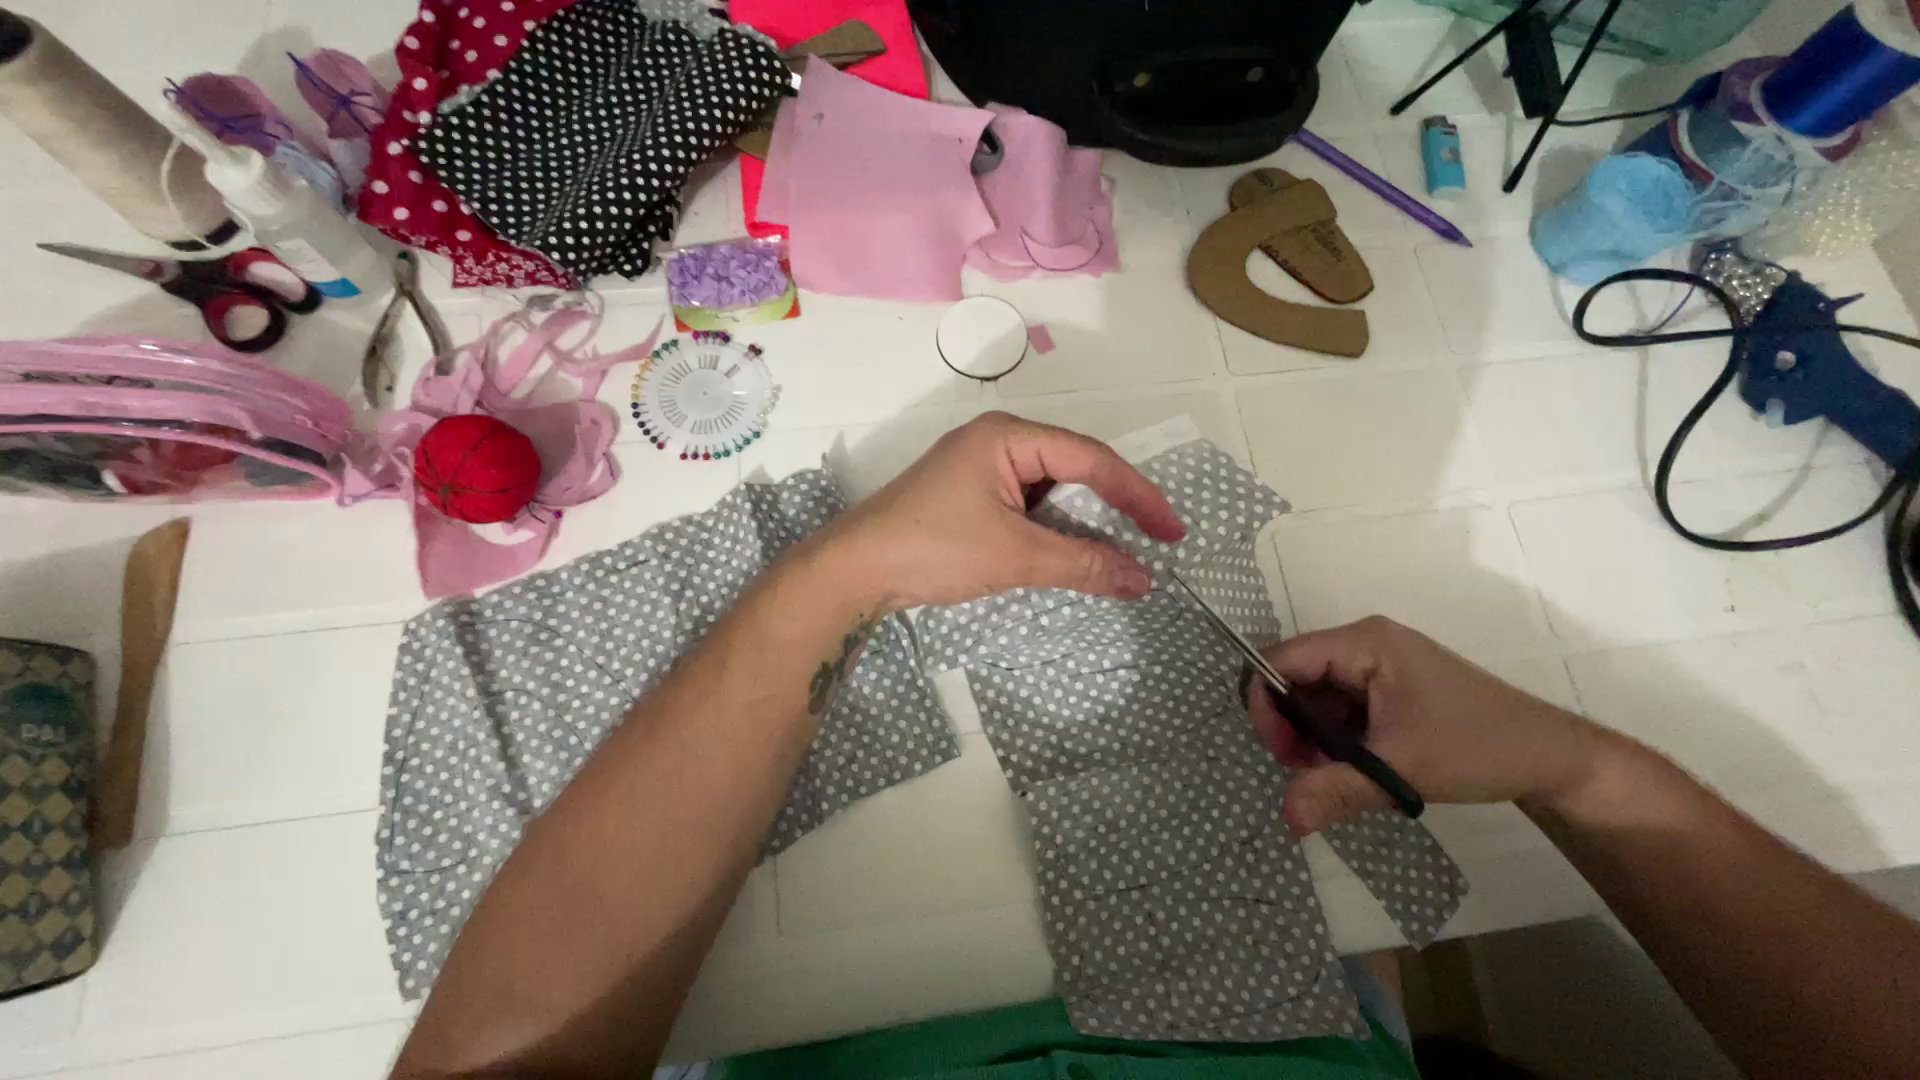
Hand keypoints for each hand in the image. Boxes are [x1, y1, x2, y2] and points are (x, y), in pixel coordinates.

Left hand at [813, 412, 1186, 610]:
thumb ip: (1084, 564)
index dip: (1138, 495)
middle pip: (1074, 469)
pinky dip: (1052, 531)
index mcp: (1008, 436)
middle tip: (1153, 541)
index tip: (1173, 530)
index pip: (1091, 458)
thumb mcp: (1016, 556)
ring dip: (1081, 523)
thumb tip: (1145, 580)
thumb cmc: (934, 548)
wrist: (854, 570)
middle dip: (1112, 507)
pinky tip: (1068, 555)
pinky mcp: (969, 496)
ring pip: (1050, 491)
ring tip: (1116, 555)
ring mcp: (980, 469)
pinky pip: (1027, 506)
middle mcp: (997, 442)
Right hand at [1250, 616, 1622, 834]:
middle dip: (1291, 726)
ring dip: (1313, 738)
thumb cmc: (1480, 747)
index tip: (1281, 752)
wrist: (1555, 759)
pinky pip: (1339, 708)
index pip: (1283, 658)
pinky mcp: (1387, 689)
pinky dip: (1336, 740)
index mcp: (1364, 643)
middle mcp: (1364, 644)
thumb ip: (1337, 789)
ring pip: (1314, 697)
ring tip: (1337, 777)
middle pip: (1294, 677)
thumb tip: (1286, 818)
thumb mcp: (1403, 770)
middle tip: (1308, 772)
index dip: (1266, 701)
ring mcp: (1376, 666)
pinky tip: (1356, 769)